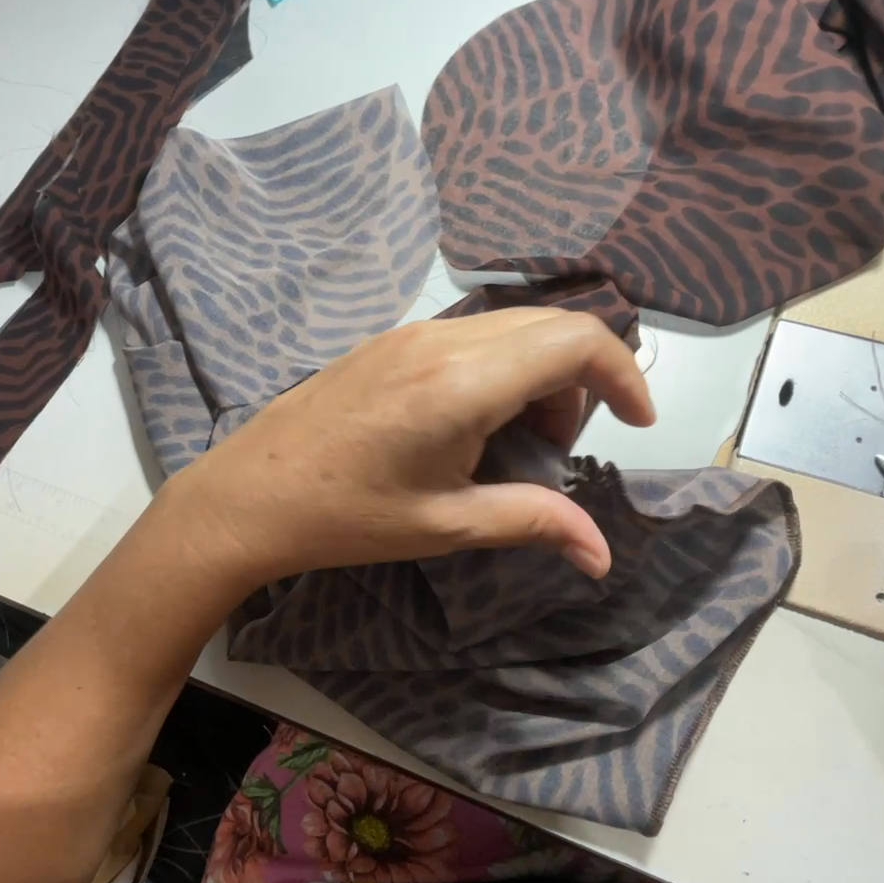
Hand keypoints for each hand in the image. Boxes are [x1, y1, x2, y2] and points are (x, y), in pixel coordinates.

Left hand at [152, 307, 653, 588]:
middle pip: (548, 327)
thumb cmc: (345, 516)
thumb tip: (602, 555)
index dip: (623, 375)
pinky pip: (466, 337)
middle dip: (577, 383)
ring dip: (534, 376)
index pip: (576, 341)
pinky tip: (465, 426)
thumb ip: (532, 522)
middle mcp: (440, 340)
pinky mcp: (384, 343)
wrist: (248, 496)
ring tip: (507, 446)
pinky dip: (495, 370)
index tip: (636, 422)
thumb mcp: (445, 525)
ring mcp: (407, 334)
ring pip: (507, 330)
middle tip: (552, 451)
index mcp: (463, 382)